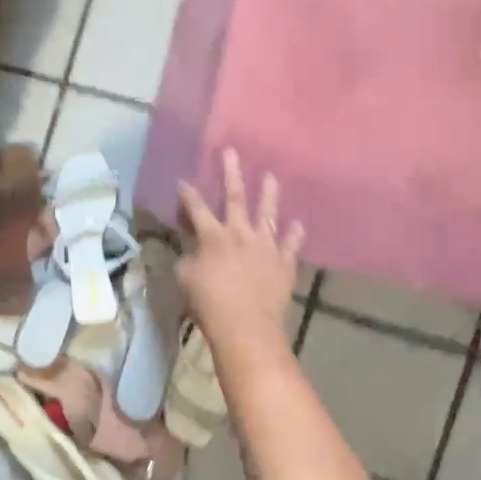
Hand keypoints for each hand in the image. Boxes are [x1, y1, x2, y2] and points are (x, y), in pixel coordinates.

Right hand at [177, 149, 304, 346]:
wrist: (247, 327)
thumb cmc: (209, 303)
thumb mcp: (184, 276)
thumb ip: (187, 255)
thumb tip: (189, 245)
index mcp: (212, 237)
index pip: (196, 208)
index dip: (187, 193)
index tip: (182, 179)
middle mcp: (240, 234)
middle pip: (235, 198)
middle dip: (231, 173)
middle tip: (232, 152)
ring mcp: (266, 247)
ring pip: (267, 214)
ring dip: (269, 194)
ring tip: (271, 176)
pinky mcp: (284, 263)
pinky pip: (290, 244)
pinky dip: (294, 233)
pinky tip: (298, 223)